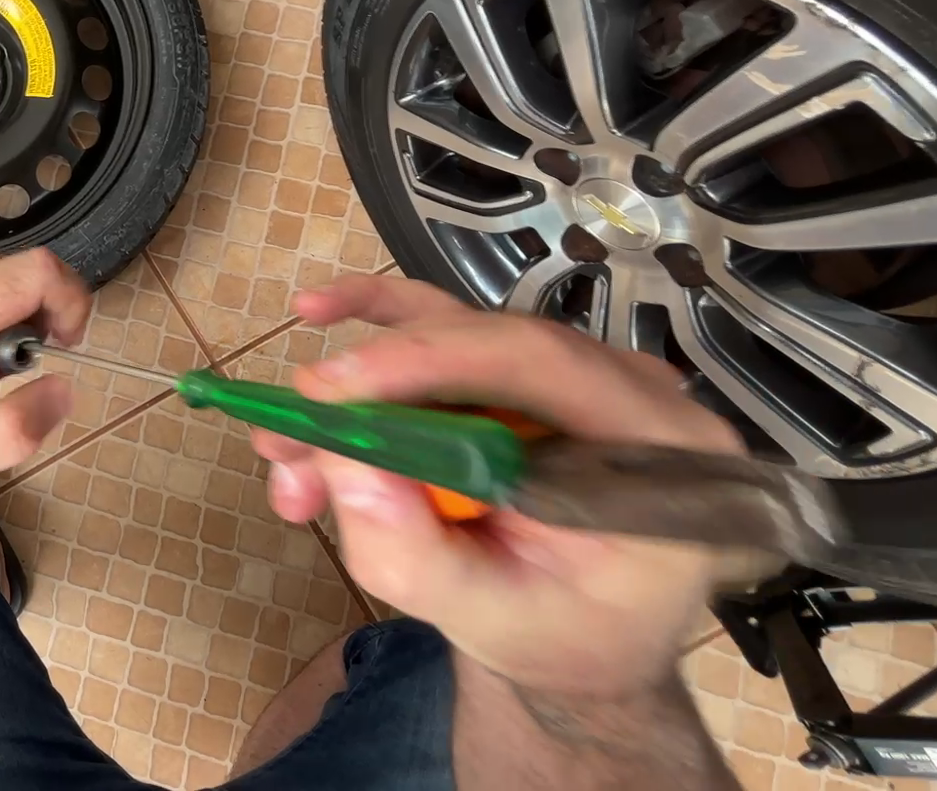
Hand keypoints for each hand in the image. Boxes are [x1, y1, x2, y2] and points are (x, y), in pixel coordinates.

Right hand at [251, 274, 741, 697]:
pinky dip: (365, 318)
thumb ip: (417, 553)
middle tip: (286, 439)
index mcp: (652, 442)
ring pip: (434, 331)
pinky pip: (430, 319)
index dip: (419, 361)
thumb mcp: (487, 615)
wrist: (569, 627)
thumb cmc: (549, 628)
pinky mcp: (503, 364)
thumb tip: (340, 462)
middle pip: (469, 342)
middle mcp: (612, 383)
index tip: (324, 395)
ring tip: (284, 447)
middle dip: (363, 388)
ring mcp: (555, 366)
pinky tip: (316, 310)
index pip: (532, 360)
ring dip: (348, 382)